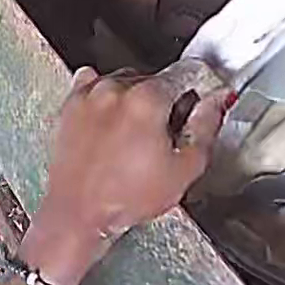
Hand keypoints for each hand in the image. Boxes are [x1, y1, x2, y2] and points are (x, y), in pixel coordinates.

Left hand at [20, 66, 230, 284]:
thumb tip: (215, 101)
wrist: (77, 212)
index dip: (200, 89)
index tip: (201, 102)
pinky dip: (104, 98)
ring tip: (134, 136)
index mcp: (147, 98)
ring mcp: (88, 96)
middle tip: (166, 133)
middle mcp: (114, 89)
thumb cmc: (123, 197)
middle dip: (165, 99)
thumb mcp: (185, 168)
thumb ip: (206, 127)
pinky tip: (110, 123)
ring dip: (134, 99)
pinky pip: (92, 87)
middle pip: (154, 78)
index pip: (188, 72)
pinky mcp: (69, 106)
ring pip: (123, 82)